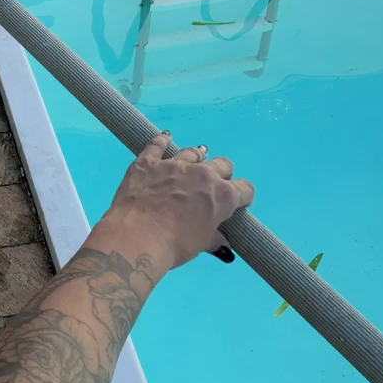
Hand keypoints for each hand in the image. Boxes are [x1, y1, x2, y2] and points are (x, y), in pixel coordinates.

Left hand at [96, 132, 254, 271]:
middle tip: (213, 183)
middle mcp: (203, 174)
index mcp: (223, 195)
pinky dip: (161, 141)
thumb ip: (213, 238)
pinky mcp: (148, 162)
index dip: (243, 196)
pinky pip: (157, 145)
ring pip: (192, 152)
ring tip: (195, 158)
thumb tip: (222, 243)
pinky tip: (164, 138)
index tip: (238, 202)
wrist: (138, 235)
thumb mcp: (201, 244)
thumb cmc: (175, 245)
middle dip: (222, 173)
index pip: (245, 189)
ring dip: (196, 156)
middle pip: (222, 164)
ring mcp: (175, 164)